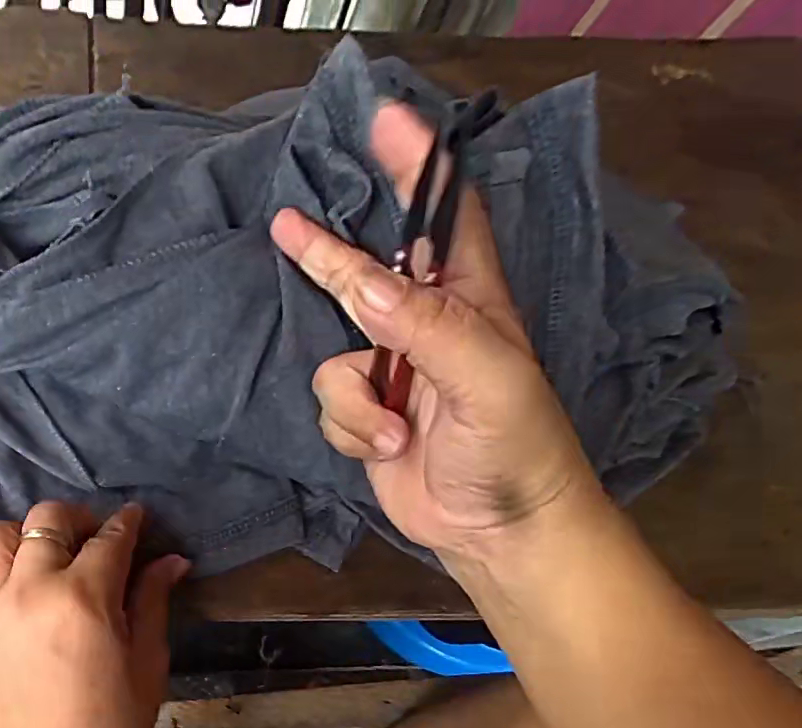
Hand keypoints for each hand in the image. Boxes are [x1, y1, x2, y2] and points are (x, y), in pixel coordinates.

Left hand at [0, 501, 188, 727]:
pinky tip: (15, 586)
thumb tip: (171, 561)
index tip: (137, 518)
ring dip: (27, 534)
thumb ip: (153, 601)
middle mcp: (32, 587)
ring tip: (50, 557)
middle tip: (97, 539)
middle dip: (79, 519)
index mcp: (84, 597)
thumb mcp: (147, 663)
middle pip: (48, 518)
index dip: (128, 523)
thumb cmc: (109, 727)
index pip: (109, 538)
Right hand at [270, 101, 607, 567]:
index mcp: (470, 303)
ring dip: (356, 404)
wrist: (492, 529)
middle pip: (365, 277)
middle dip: (329, 256)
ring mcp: (390, 375)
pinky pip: (330, 406)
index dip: (418, 170)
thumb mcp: (487, 382)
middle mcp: (424, 330)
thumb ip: (428, 329)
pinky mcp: (364, 418)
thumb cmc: (515, 448)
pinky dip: (350, 432)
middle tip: (286, 224)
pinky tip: (385, 450)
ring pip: (333, 362)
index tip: (385, 125)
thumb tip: (362, 286)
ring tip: (395, 434)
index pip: (443, 219)